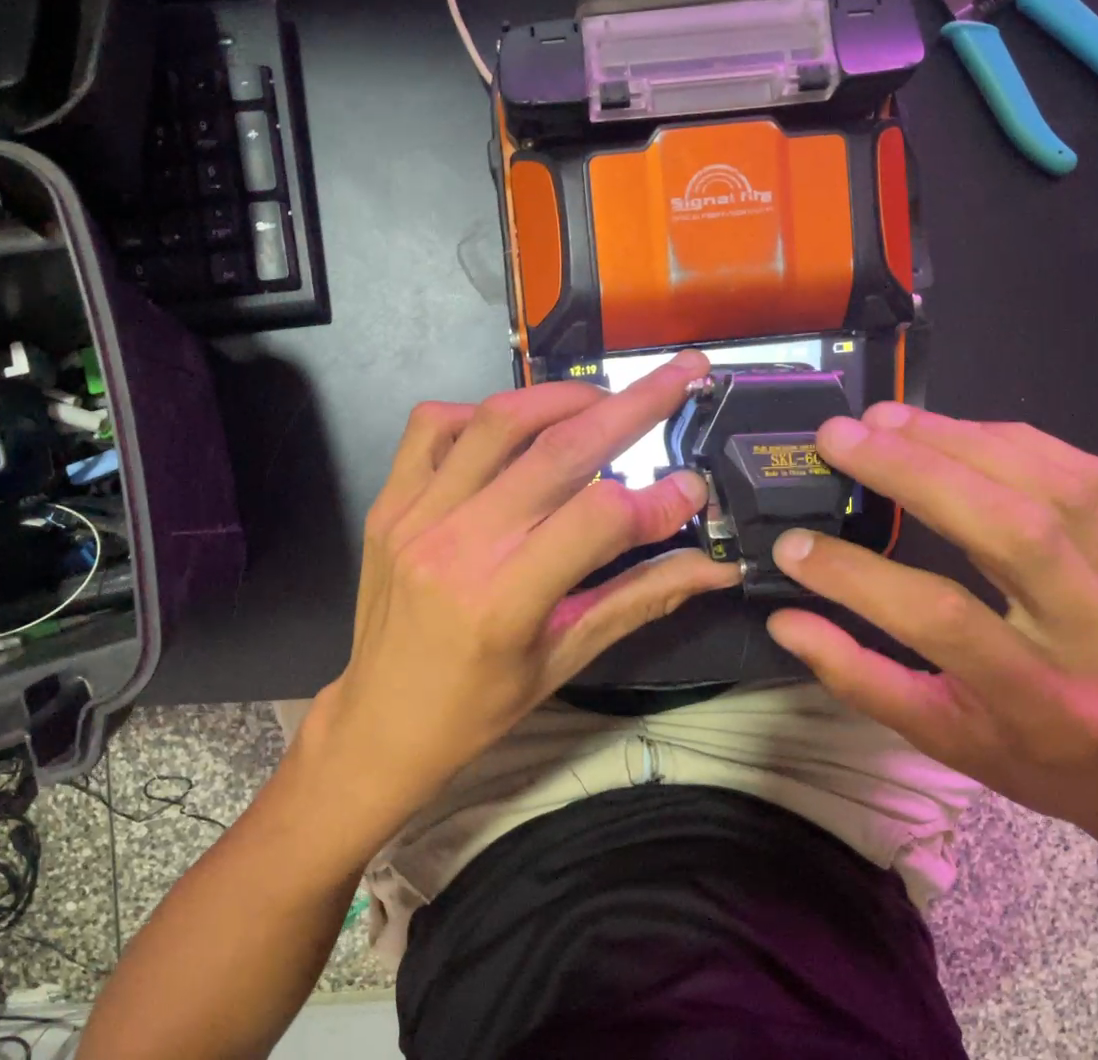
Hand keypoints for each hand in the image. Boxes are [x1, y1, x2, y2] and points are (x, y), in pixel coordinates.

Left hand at [292, 351, 739, 831]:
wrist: (381, 721)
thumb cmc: (480, 706)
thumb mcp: (565, 661)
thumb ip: (639, 599)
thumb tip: (716, 567)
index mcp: (506, 599)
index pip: (599, 518)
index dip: (657, 498)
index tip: (694, 488)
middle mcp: (458, 545)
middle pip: (559, 450)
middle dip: (632, 406)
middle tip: (681, 376)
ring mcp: (416, 517)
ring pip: (499, 422)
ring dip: (563, 397)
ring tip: (606, 399)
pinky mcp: (389, 503)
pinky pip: (433, 427)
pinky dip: (482, 412)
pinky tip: (515, 427)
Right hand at [766, 403, 1097, 864]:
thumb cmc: (1038, 762)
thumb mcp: (943, 740)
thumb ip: (862, 680)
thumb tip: (786, 620)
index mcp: (1042, 704)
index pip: (942, 619)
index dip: (859, 577)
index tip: (793, 544)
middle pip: (1010, 531)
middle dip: (913, 472)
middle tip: (839, 437)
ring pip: (1053, 488)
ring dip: (959, 441)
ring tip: (886, 421)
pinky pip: (1085, 475)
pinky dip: (1010, 441)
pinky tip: (954, 432)